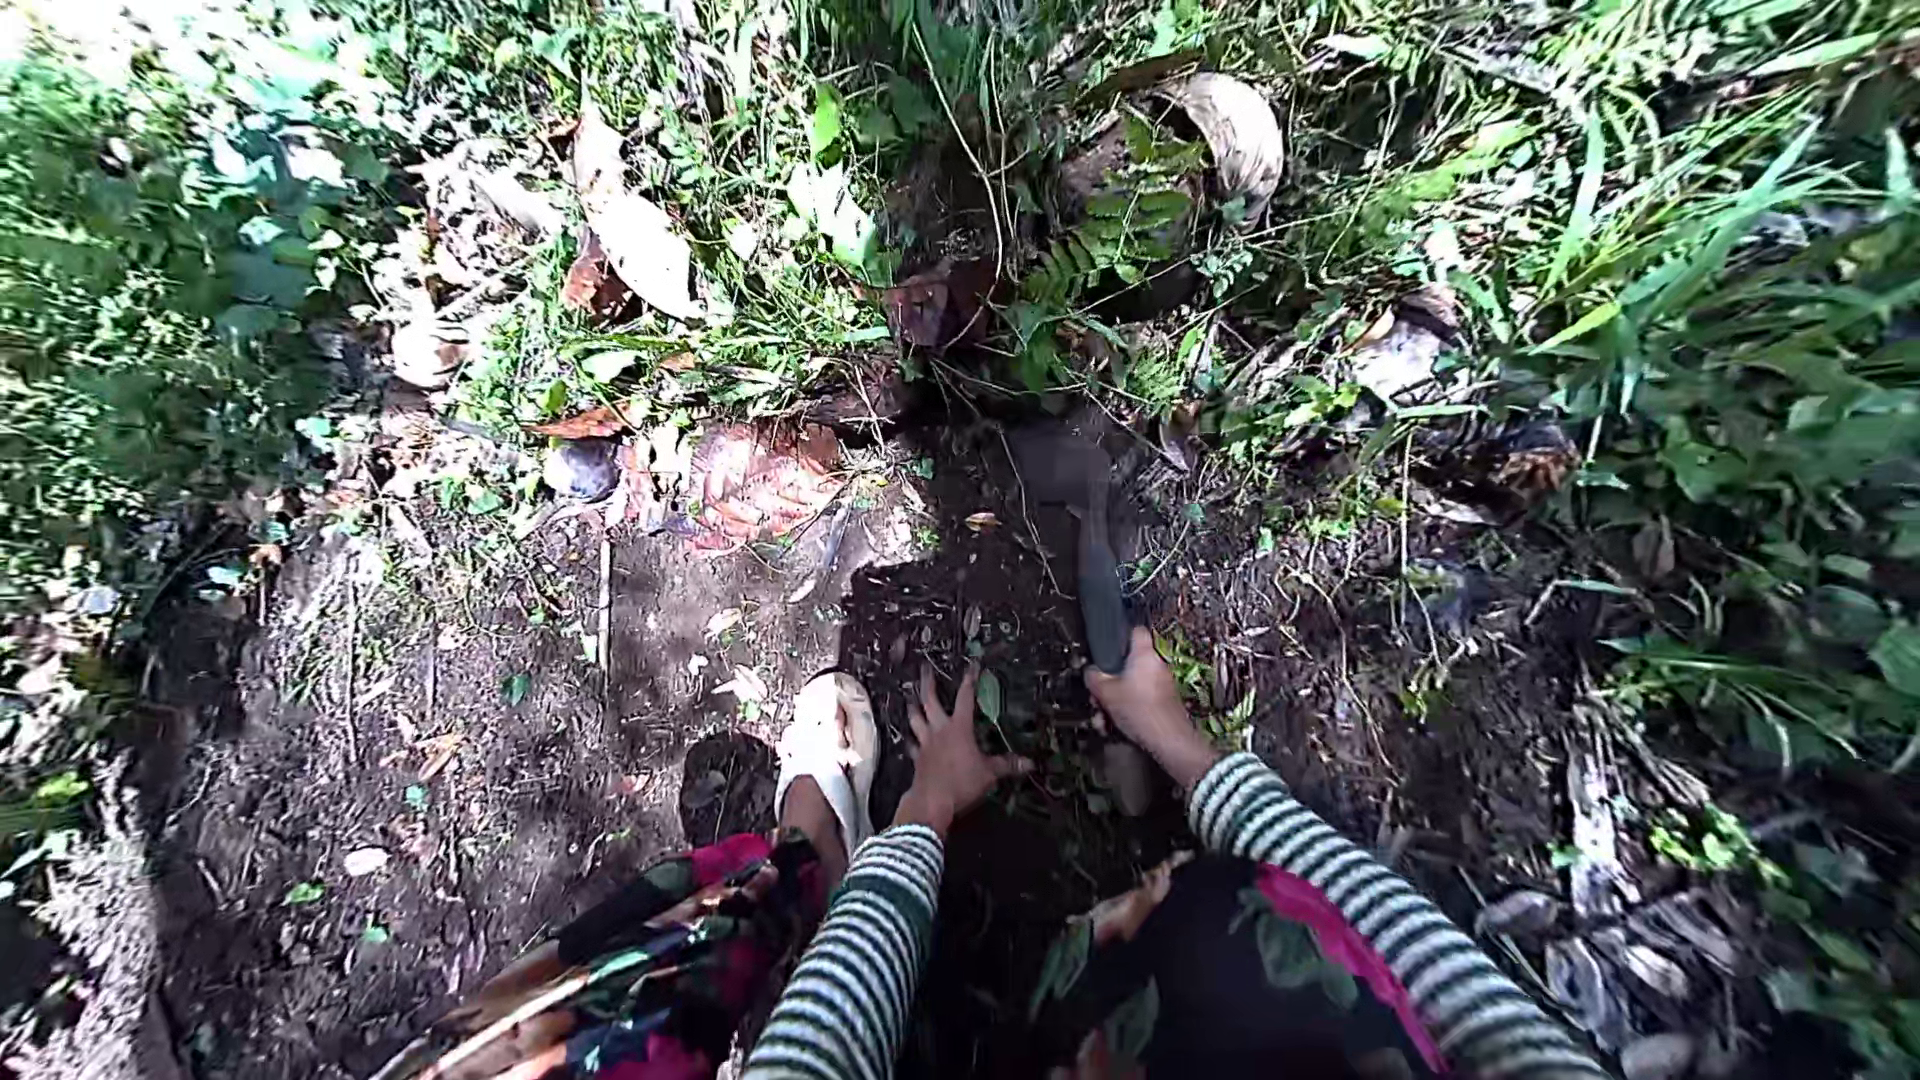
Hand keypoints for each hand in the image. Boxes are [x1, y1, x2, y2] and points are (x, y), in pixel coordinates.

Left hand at [895, 661, 1031, 835]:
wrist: (931, 801)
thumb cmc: (962, 782)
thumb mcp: (989, 773)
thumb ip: (1007, 765)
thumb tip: (1030, 763)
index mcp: (959, 727)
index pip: (966, 697)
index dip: (970, 680)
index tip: (972, 666)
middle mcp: (939, 729)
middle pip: (930, 700)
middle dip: (928, 683)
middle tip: (925, 669)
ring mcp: (925, 742)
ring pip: (916, 718)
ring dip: (913, 707)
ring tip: (911, 698)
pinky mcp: (917, 757)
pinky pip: (912, 744)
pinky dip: (911, 740)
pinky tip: (910, 739)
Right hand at [1084, 626, 1220, 789]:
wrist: (1170, 741)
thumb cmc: (1141, 710)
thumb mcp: (1106, 692)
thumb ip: (1094, 677)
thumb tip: (1090, 672)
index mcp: (1144, 654)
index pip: (1136, 631)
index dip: (1121, 635)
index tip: (1109, 645)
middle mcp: (1156, 665)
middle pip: (1127, 665)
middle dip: (1110, 681)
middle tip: (1098, 694)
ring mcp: (1163, 684)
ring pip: (1131, 685)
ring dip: (1115, 700)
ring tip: (1103, 718)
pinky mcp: (1164, 702)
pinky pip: (1139, 699)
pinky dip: (1126, 709)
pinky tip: (1113, 727)